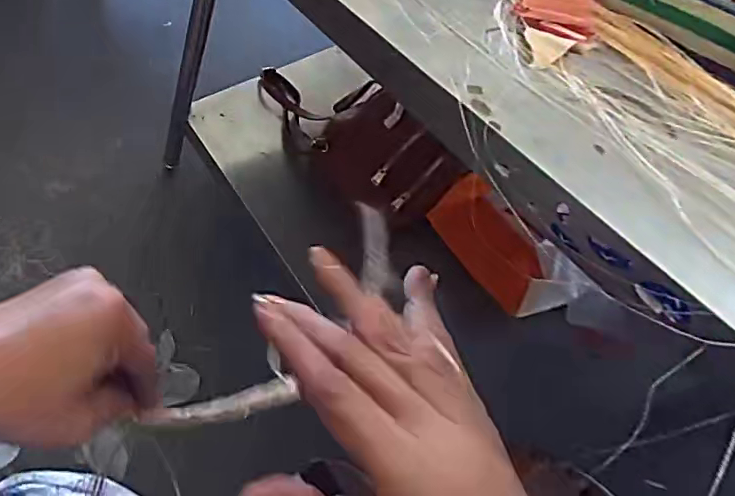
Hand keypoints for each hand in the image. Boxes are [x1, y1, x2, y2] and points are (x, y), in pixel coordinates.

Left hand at [0, 267, 158, 448]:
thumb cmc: (14, 390)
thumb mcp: (84, 418)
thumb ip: (120, 406)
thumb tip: (127, 398)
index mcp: (110, 314)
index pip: (148, 357)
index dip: (147, 391)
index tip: (143, 408)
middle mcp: (91, 288)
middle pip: (129, 333)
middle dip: (124, 367)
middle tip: (116, 402)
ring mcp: (68, 283)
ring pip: (106, 322)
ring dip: (103, 351)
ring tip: (84, 387)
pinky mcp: (49, 287)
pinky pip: (83, 312)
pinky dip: (83, 336)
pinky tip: (67, 366)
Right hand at [243, 248, 524, 495]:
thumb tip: (254, 484)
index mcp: (406, 462)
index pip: (337, 389)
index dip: (296, 346)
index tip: (264, 310)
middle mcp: (434, 429)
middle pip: (362, 359)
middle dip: (310, 322)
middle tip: (274, 296)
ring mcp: (462, 419)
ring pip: (402, 344)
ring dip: (360, 299)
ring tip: (326, 261)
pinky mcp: (480, 418)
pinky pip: (449, 359)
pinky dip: (429, 316)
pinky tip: (419, 280)